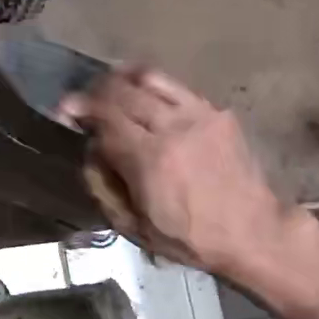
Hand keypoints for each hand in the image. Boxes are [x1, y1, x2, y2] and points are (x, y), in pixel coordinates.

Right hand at [60, 65, 309, 287]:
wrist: (254, 232)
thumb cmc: (189, 238)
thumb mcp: (134, 225)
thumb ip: (104, 186)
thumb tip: (91, 151)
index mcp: (148, 159)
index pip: (104, 118)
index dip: (79, 108)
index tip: (64, 109)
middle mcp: (172, 128)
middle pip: (124, 92)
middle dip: (96, 91)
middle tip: (84, 99)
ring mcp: (199, 116)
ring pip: (151, 79)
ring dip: (124, 80)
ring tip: (111, 86)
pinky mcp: (218, 114)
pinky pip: (178, 88)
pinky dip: (154, 87)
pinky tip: (147, 97)